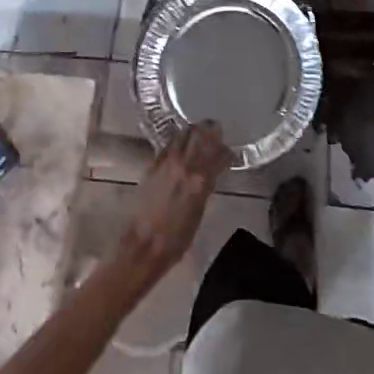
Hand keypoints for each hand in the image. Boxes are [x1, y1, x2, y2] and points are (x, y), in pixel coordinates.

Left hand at [118, 122, 229, 278]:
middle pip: (201, 134)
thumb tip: (210, 173)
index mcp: (201, 179)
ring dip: (193, 131)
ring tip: (198, 134)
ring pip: (183, 134)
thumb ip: (206, 186)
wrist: (144, 244)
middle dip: (211, 130)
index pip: (220, 154)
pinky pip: (169, 145)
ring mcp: (167, 162)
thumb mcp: (200, 211)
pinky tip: (180, 147)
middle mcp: (185, 165)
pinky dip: (177, 141)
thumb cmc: (177, 237)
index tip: (229, 152)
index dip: (227, 152)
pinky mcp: (152, 165)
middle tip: (215, 131)